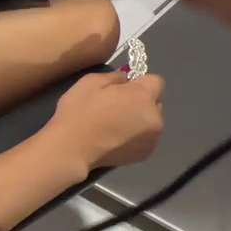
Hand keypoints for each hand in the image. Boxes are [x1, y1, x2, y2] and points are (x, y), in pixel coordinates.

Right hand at [45, 72, 165, 168]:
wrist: (74, 146)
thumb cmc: (80, 110)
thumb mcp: (89, 82)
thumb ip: (113, 76)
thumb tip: (125, 78)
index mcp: (142, 96)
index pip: (156, 81)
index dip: (140, 81)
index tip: (123, 86)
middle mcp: (155, 117)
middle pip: (155, 102)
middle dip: (140, 101)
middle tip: (115, 105)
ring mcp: (153, 138)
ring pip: (151, 121)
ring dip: (139, 119)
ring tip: (114, 124)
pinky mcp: (146, 154)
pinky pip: (146, 138)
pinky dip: (135, 136)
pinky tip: (115, 137)